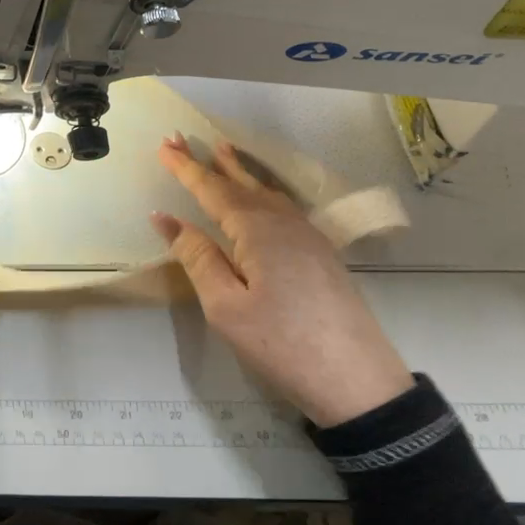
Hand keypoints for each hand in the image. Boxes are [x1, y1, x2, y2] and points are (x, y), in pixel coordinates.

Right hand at [154, 133, 413, 427]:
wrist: (359, 385)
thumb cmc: (282, 345)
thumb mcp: (225, 306)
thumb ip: (197, 257)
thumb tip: (167, 218)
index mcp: (259, 231)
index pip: (214, 190)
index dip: (187, 168)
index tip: (164, 146)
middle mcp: (286, 225)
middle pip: (242, 185)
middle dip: (212, 163)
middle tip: (184, 139)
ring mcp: (309, 239)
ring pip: (268, 194)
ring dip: (240, 173)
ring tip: (223, 152)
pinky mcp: (321, 257)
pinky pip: (284, 208)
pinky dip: (262, 191)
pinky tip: (260, 196)